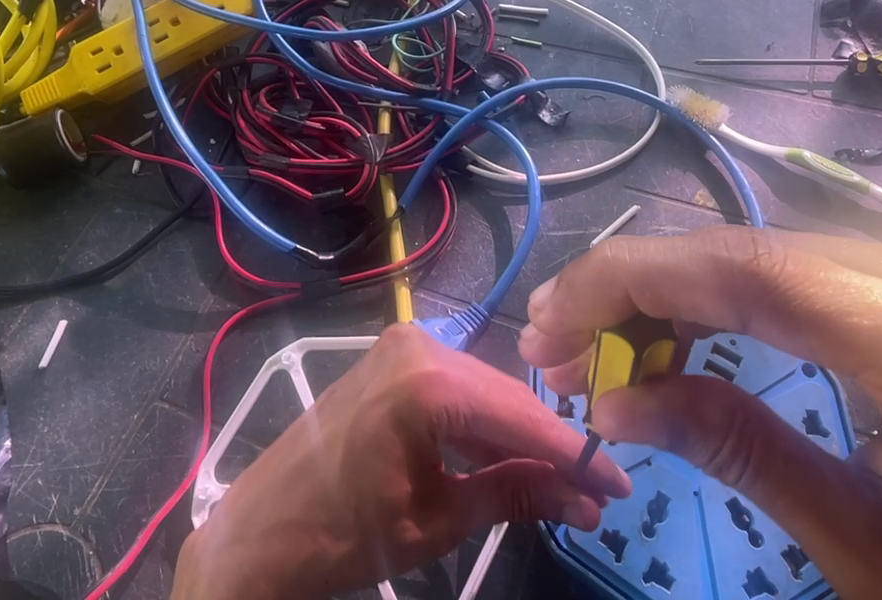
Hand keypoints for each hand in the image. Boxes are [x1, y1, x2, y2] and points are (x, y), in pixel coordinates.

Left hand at [173, 323, 630, 599]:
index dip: (575, 454)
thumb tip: (586, 501)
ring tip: (562, 485)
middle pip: (505, 398)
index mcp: (427, 381)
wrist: (261, 531)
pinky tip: (510, 459)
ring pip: (482, 392)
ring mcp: (401, 346)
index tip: (620, 484)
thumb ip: (515, 495)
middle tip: (595, 493)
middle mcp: (419, 345)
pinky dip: (480, 426)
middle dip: (549, 447)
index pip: (521, 417)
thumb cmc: (343, 535)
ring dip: (517, 437)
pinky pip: (453, 389)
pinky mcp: (391, 359)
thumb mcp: (438, 521)